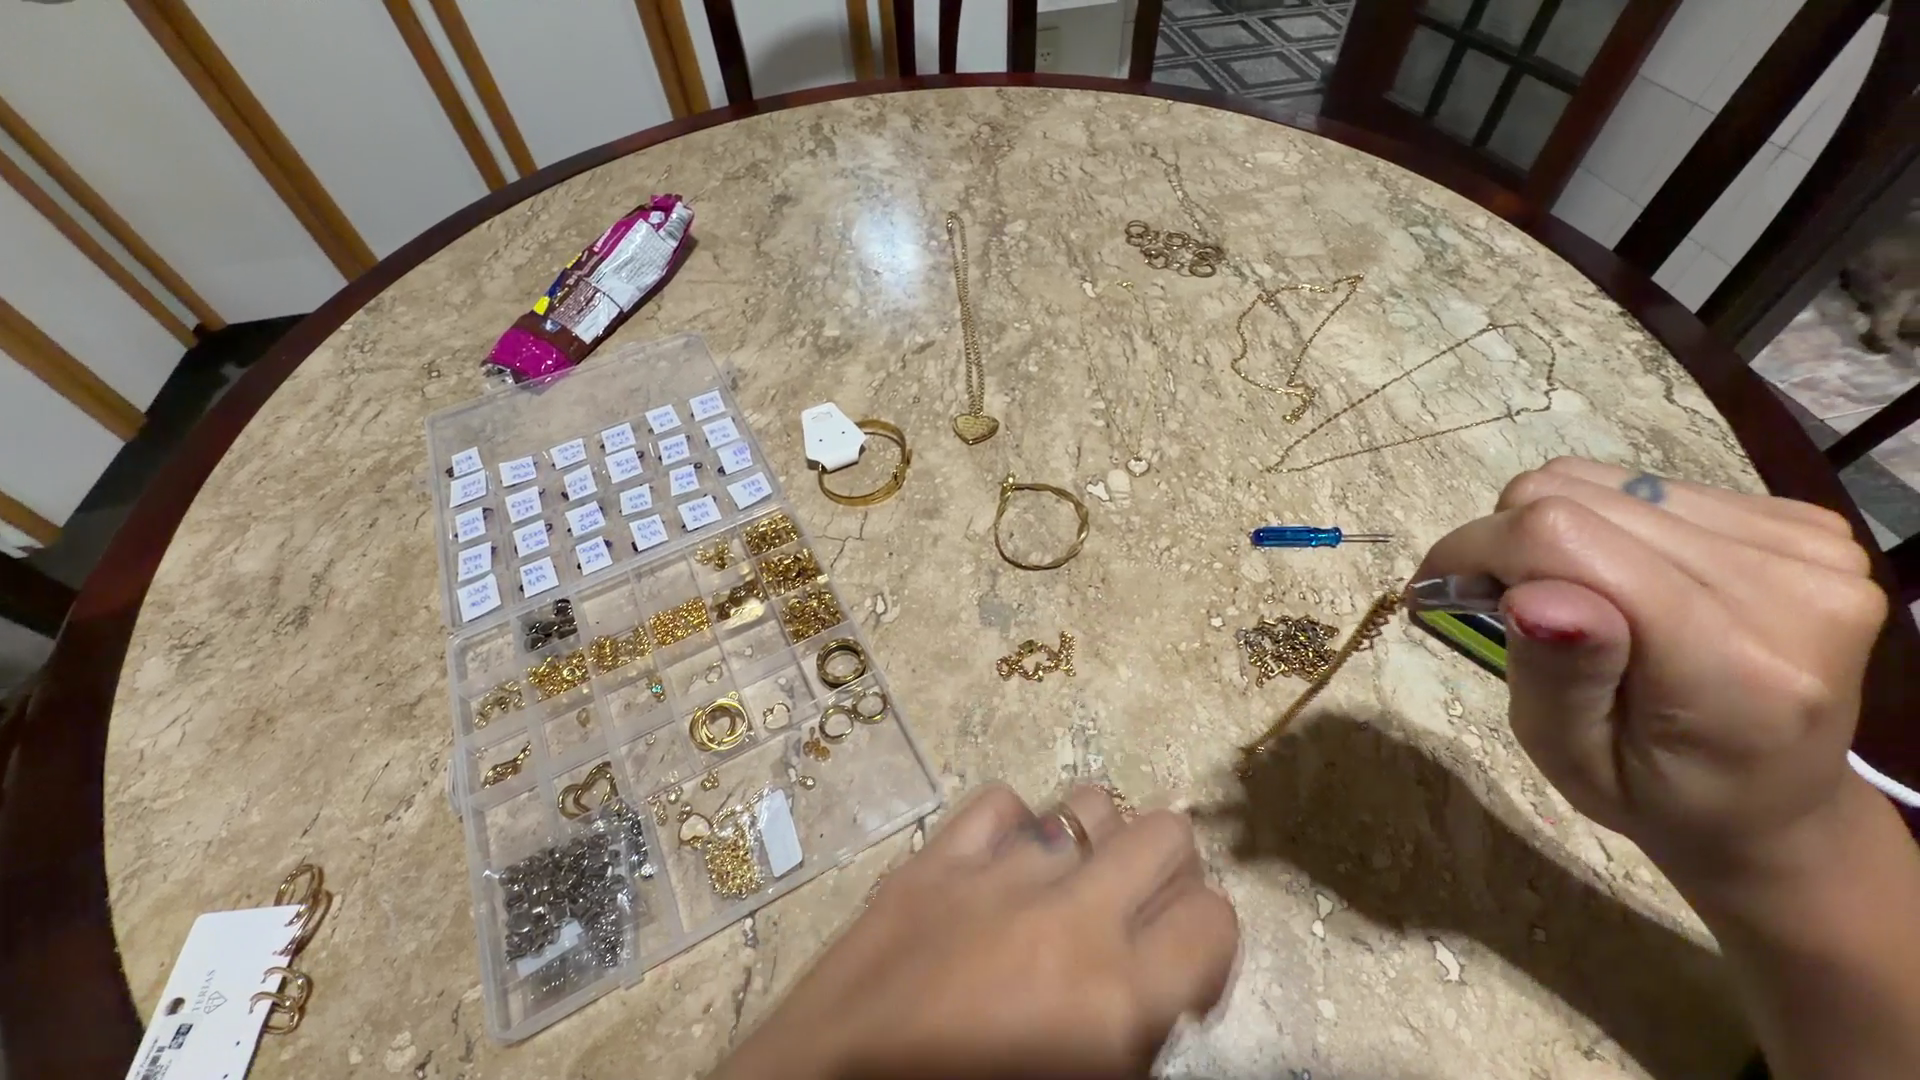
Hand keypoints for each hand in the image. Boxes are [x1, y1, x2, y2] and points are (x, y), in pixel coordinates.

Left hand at [712, 784, 1238, 1079]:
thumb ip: (1136, 1029)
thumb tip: (1151, 977)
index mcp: (1117, 996)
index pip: (1213, 919)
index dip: (1208, 943)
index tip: (1180, 971)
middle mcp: (1069, 916)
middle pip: (1166, 833)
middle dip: (1167, 872)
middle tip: (1136, 917)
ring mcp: (995, 874)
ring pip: (1089, 800)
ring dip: (1097, 840)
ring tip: (1070, 883)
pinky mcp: (932, 859)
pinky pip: (1000, 801)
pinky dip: (1014, 826)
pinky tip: (1000, 864)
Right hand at [1415, 457, 1887, 885]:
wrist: (1775, 800)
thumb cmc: (1653, 794)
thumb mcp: (1572, 760)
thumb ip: (1556, 677)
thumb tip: (1531, 594)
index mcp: (1733, 669)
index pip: (1566, 540)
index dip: (1476, 547)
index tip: (1434, 588)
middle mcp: (1791, 590)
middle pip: (1575, 498)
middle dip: (1502, 540)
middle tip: (1489, 599)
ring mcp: (1809, 548)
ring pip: (1601, 481)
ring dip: (1549, 529)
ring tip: (1554, 591)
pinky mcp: (1804, 524)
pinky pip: (1644, 485)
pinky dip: (1600, 523)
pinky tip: (1614, 576)